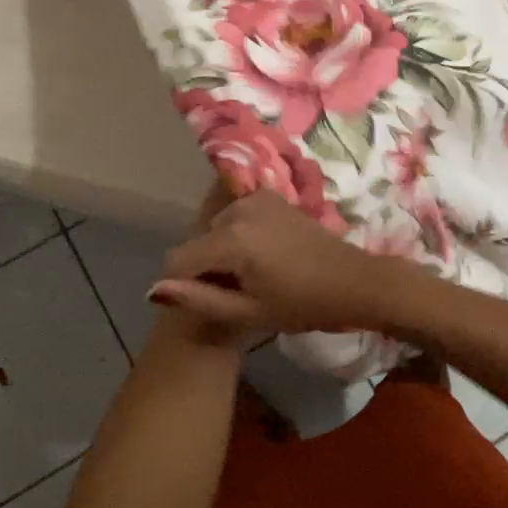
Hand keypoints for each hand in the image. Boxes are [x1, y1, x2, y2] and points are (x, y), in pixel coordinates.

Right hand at [147, 191, 406, 337]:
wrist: (354, 281)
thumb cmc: (303, 305)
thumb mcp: (248, 313)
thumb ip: (198, 299)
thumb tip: (153, 291)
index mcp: (232, 240)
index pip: (178, 259)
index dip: (186, 284)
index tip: (215, 300)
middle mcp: (238, 209)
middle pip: (199, 242)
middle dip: (209, 266)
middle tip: (244, 291)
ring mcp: (257, 198)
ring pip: (217, 228)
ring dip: (225, 250)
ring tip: (258, 274)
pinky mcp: (271, 195)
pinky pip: (237, 216)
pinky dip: (241, 234)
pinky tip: (268, 254)